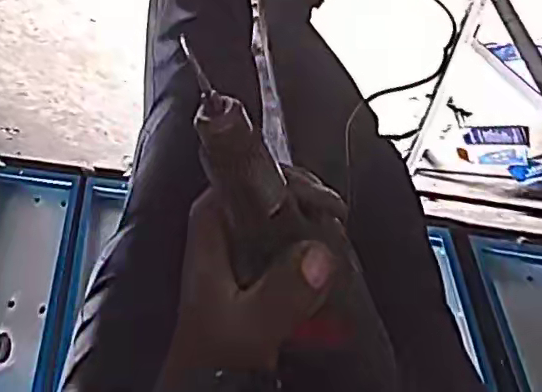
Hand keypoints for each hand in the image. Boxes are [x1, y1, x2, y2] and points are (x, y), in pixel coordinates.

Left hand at [158, 175, 346, 381]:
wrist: (204, 386)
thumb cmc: (210, 356)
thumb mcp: (248, 326)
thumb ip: (282, 291)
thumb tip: (320, 253)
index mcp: (213, 217)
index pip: (252, 172)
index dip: (291, 180)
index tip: (324, 199)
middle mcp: (226, 223)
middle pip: (274, 192)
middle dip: (310, 204)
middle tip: (337, 220)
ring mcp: (240, 246)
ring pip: (284, 218)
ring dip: (314, 228)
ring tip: (338, 241)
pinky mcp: (255, 269)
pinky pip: (289, 246)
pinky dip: (312, 253)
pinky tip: (329, 269)